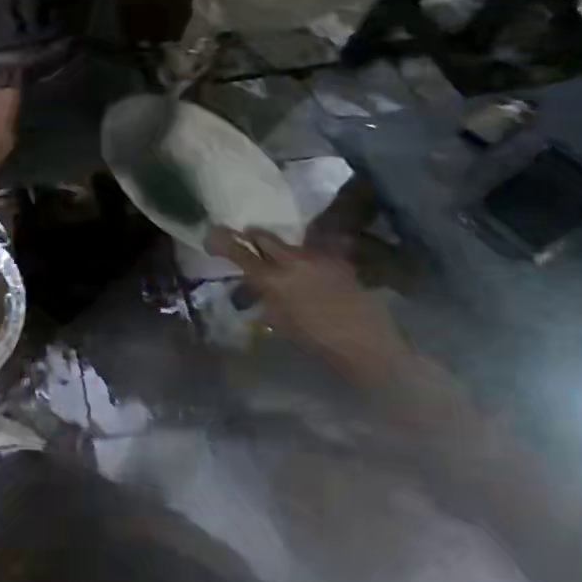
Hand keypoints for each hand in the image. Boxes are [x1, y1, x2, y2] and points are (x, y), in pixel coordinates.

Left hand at [0, 68, 21, 171]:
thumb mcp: (15, 127)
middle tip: (9, 62)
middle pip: (4, 73)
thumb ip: (13, 112)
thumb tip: (11, 108)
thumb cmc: (3, 142)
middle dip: (7, 67)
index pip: (18, 77)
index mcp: (13, 96)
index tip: (22, 63)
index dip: (20, 69)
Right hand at [208, 227, 418, 387]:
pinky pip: (315, 251)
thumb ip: (265, 300)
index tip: (209, 235)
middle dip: (251, 237)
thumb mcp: (283, 325)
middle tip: (246, 242)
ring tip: (283, 262)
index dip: (221, 241)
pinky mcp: (339, 260)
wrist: (372, 347)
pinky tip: (312, 273)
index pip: (239, 251)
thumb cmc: (320, 346)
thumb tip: (253, 289)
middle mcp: (292, 260)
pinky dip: (307, 259)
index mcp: (273, 280)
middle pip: (263, 235)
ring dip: (280, 249)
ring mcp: (317, 256)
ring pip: (289, 243)